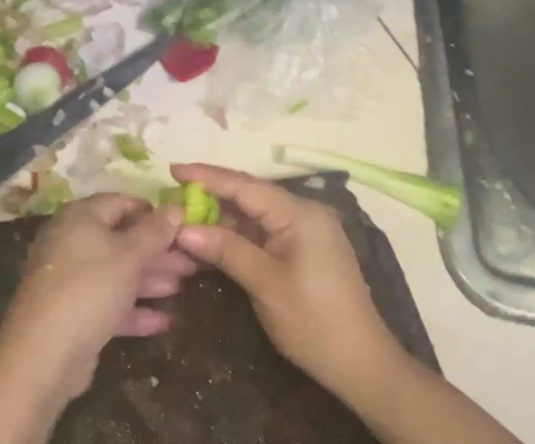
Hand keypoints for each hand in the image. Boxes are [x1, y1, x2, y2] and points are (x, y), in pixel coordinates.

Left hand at [0, 193, 197, 401]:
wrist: (44, 352)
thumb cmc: (89, 287)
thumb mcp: (129, 255)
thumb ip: (154, 232)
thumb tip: (176, 207)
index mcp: (80, 218)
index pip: (119, 203)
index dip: (151, 211)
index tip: (180, 224)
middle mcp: (71, 242)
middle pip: (120, 240)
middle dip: (156, 250)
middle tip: (190, 260)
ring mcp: (70, 279)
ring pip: (116, 273)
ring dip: (149, 279)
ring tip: (183, 285)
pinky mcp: (74, 313)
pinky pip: (108, 303)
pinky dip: (133, 309)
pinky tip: (164, 320)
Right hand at [171, 163, 405, 392]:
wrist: (362, 365)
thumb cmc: (314, 321)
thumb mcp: (264, 283)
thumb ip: (225, 249)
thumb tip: (183, 229)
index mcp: (299, 213)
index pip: (245, 185)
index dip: (207, 176)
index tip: (173, 170)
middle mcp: (304, 214)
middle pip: (249, 197)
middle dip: (211, 197)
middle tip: (173, 198)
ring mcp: (307, 233)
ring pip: (255, 217)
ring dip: (222, 220)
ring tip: (184, 219)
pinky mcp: (305, 252)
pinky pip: (264, 234)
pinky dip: (238, 237)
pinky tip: (211, 241)